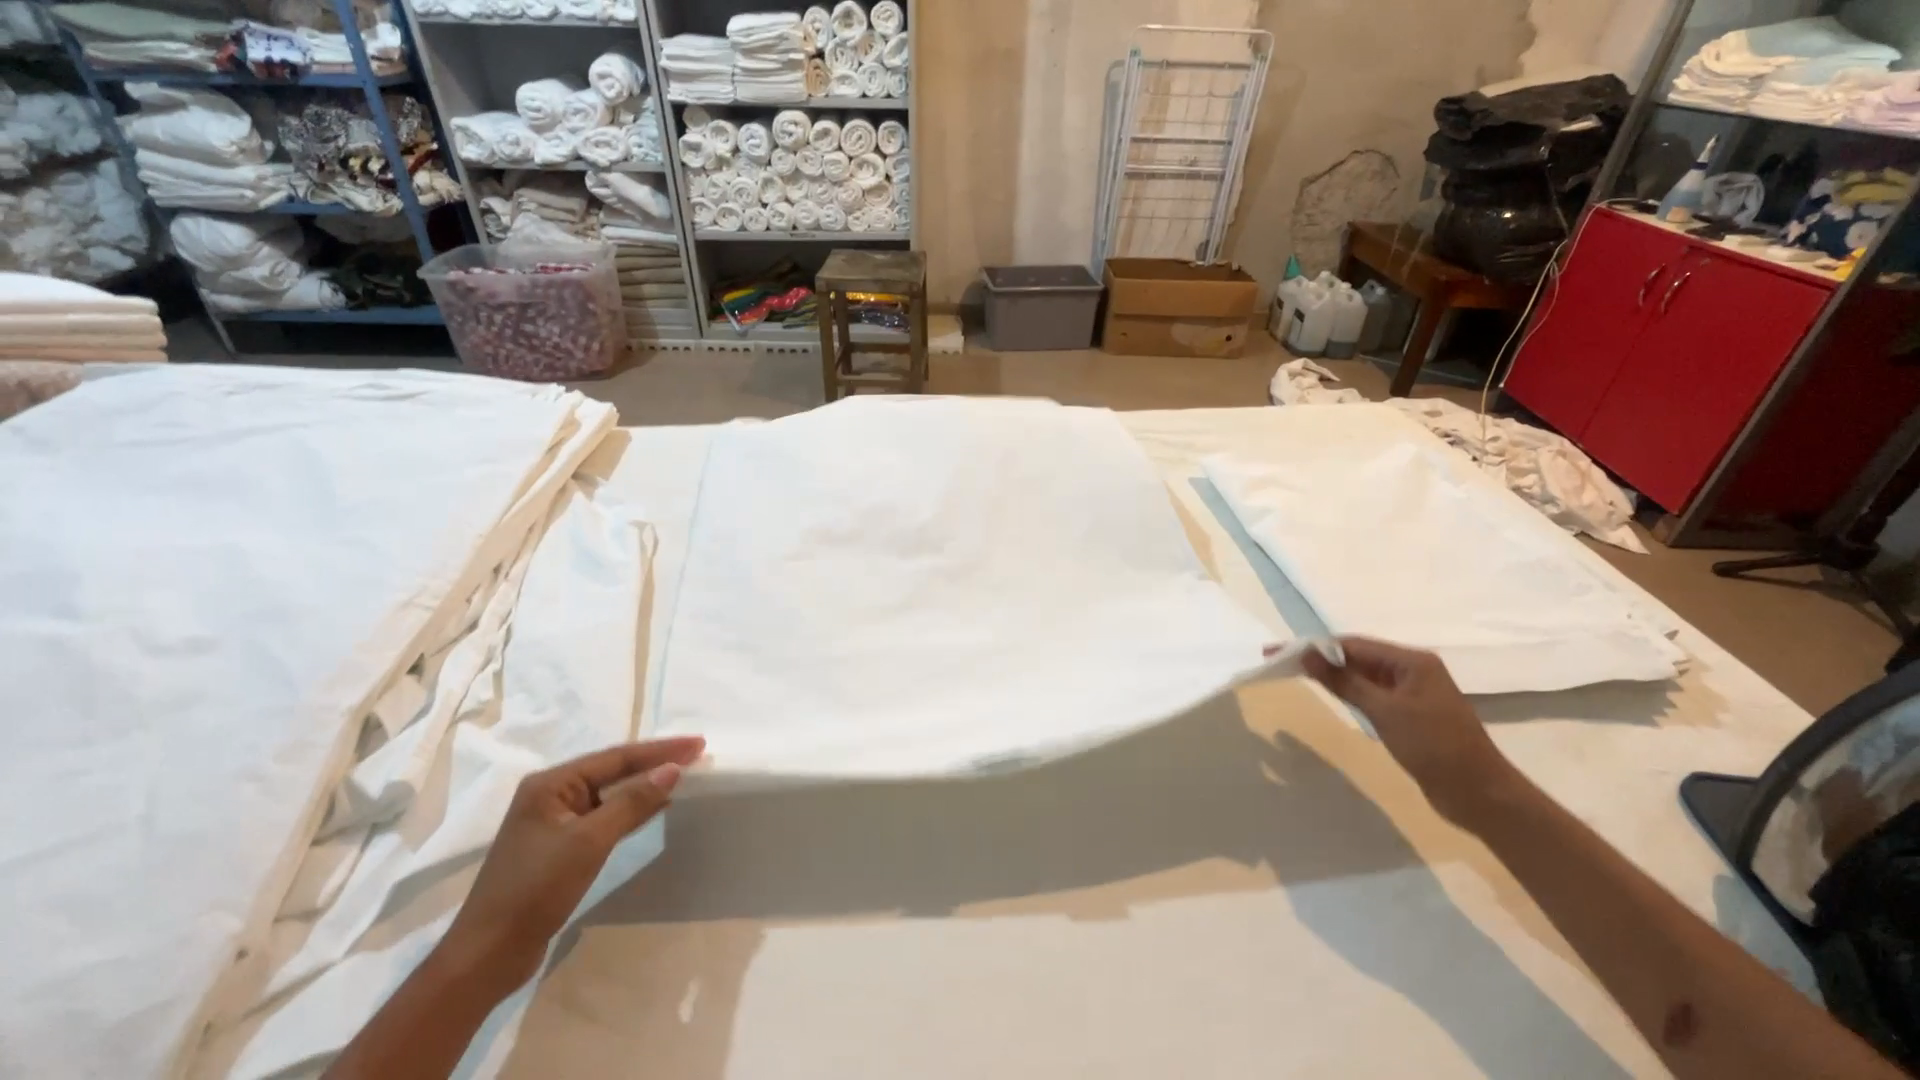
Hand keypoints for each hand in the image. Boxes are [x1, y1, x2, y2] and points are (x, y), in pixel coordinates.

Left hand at [436, 736, 706, 992]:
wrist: (490, 953)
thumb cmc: (535, 890)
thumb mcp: (588, 842)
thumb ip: (632, 803)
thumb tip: (672, 771)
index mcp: (551, 785)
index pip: (616, 757)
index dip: (660, 750)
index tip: (698, 744)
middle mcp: (551, 795)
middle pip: (613, 770)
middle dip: (655, 762)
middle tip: (697, 755)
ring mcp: (554, 822)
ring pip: (610, 794)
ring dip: (646, 785)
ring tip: (684, 776)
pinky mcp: (560, 848)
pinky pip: (604, 817)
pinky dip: (632, 810)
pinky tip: (655, 808)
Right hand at [1303, 637, 1518, 827]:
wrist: (1478, 792)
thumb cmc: (1433, 746)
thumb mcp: (1385, 712)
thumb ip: (1345, 682)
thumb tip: (1308, 655)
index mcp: (1412, 661)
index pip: (1354, 644)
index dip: (1316, 646)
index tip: (1281, 651)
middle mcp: (1413, 671)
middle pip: (1359, 657)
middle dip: (1322, 658)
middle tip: (1282, 662)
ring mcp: (1413, 694)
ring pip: (1365, 676)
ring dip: (1335, 675)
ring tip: (1297, 675)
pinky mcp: (1411, 716)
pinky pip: (1374, 695)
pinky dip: (1351, 693)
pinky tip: (1332, 696)